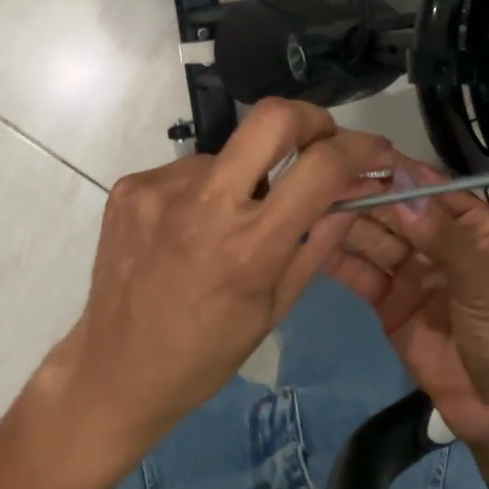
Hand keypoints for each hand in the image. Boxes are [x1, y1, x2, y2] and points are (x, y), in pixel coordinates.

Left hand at [44, 100, 391, 451]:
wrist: (114, 371)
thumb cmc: (205, 354)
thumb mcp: (274, 309)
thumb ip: (318, 243)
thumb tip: (352, 194)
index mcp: (250, 247)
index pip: (320, 166)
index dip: (359, 148)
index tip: (374, 150)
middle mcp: (205, 205)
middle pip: (272, 117)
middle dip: (310, 119)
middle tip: (318, 142)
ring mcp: (160, 189)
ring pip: (228, 151)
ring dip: (246, 174)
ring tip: (230, 221)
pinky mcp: (131, 186)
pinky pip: (188, 170)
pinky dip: (204, 189)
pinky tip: (191, 229)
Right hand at [325, 158, 488, 445]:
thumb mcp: (483, 282)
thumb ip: (441, 235)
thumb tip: (402, 185)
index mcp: (472, 228)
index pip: (430, 188)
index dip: (396, 172)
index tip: (355, 154)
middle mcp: (438, 243)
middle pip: (395, 210)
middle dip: (363, 196)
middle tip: (320, 181)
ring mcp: (412, 274)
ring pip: (373, 238)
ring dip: (345, 223)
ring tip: (308, 207)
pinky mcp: (389, 305)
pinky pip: (361, 275)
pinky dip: (338, 260)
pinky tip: (310, 244)